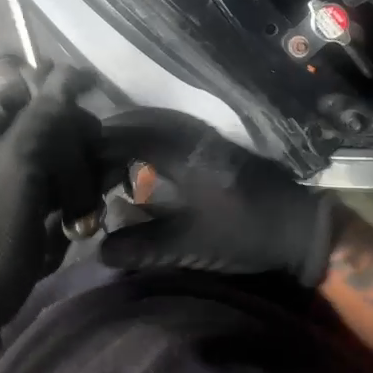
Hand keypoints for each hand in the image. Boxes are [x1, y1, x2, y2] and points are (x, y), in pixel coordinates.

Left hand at [0, 60, 102, 345]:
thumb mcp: (17, 162)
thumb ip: (44, 114)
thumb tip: (66, 70)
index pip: (29, 90)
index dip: (62, 89)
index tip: (97, 96)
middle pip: (52, 126)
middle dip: (77, 143)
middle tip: (96, 160)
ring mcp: (14, 185)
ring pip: (62, 161)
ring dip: (81, 177)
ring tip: (88, 203)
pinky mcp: (28, 215)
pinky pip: (60, 194)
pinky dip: (74, 202)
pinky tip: (78, 221)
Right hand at [97, 107, 338, 286]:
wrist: (300, 227)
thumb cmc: (244, 232)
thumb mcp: (190, 244)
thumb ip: (141, 244)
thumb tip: (98, 248)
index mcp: (181, 149)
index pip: (125, 135)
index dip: (94, 151)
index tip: (72, 170)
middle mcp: (190, 134)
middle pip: (137, 124)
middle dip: (107, 142)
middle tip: (83, 167)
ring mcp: (205, 138)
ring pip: (154, 127)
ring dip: (128, 142)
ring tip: (104, 169)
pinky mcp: (214, 149)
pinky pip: (169, 135)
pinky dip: (147, 147)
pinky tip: (140, 171)